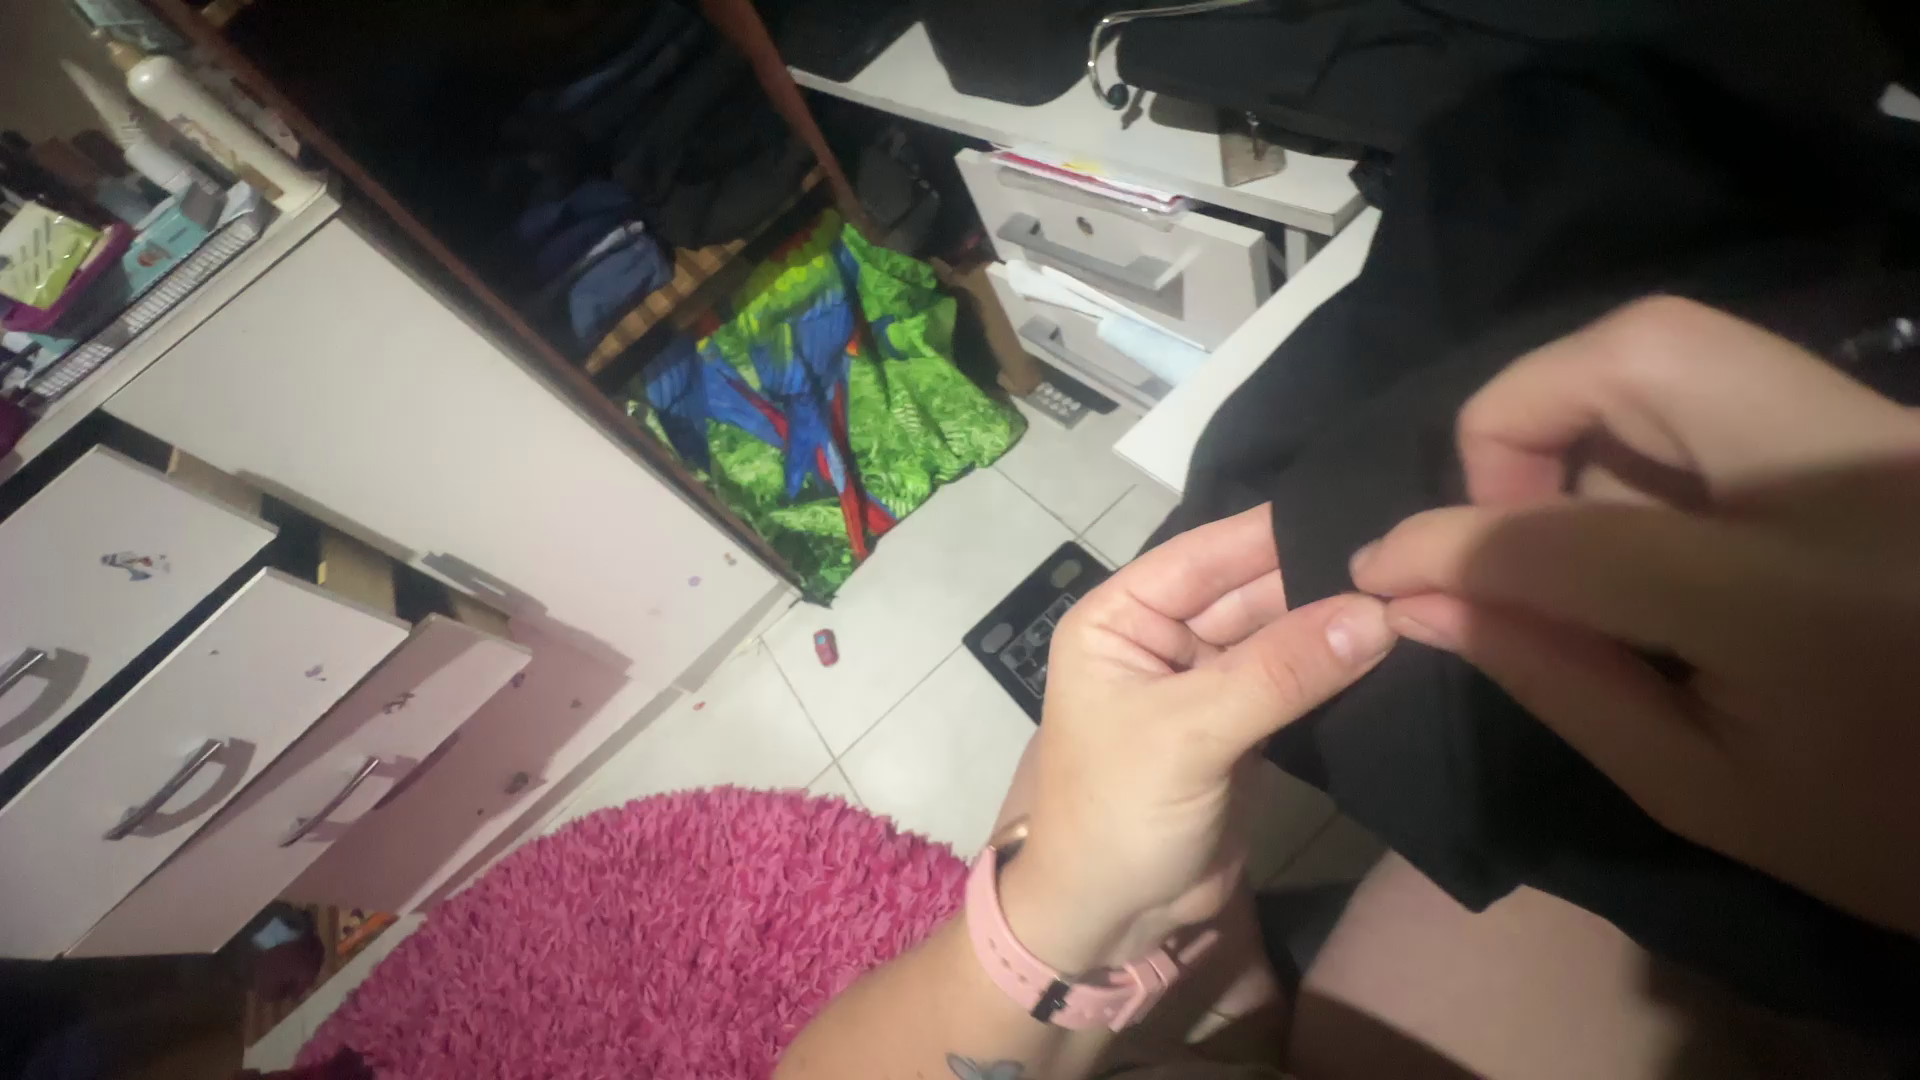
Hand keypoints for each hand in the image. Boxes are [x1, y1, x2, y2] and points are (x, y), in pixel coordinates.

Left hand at [1002, 505, 1396, 970]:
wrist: (1113, 912)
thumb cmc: (1118, 808)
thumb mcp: (1188, 732)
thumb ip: (1278, 672)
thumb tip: (1375, 611)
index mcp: (1119, 616)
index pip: (1200, 555)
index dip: (1271, 531)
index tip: (1357, 504)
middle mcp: (1158, 634)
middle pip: (1243, 590)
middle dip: (1313, 576)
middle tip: (1407, 553)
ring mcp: (1202, 676)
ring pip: (1272, 633)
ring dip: (1331, 620)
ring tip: (1416, 589)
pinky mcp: (1239, 719)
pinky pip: (1290, 677)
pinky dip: (1331, 665)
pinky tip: (1390, 641)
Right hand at [1349, 297, 1919, 937]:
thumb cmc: (1905, 833)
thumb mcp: (1697, 789)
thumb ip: (1546, 676)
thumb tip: (1416, 601)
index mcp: (1812, 606)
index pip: (1556, 536)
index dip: (1435, 543)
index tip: (1376, 567)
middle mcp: (1861, 482)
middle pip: (1638, 350)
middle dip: (1510, 413)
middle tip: (1492, 508)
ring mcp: (1892, 439)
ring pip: (1677, 346)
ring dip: (1568, 414)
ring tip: (1558, 515)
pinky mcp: (1890, 433)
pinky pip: (1720, 387)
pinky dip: (1630, 432)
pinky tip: (1637, 519)